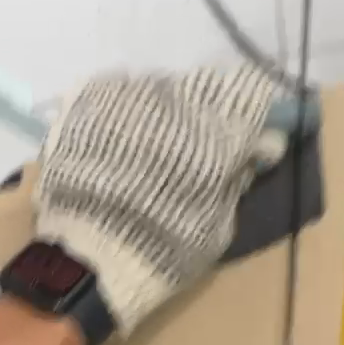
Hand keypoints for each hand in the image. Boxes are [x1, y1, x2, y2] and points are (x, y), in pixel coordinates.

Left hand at [34, 64, 285, 334]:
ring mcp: (129, 94)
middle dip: (205, 117)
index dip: (254, 116)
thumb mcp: (216, 227)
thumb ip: (235, 183)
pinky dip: (124, 118)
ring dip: (162, 117)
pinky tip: (116, 150)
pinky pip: (118, 97)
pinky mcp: (89, 100)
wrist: (88, 256)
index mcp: (216, 128)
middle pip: (203, 88)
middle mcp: (176, 96)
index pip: (251, 94)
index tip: (252, 140)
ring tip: (148, 155)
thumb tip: (252, 154)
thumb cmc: (162, 249)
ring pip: (158, 92)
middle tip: (194, 154)